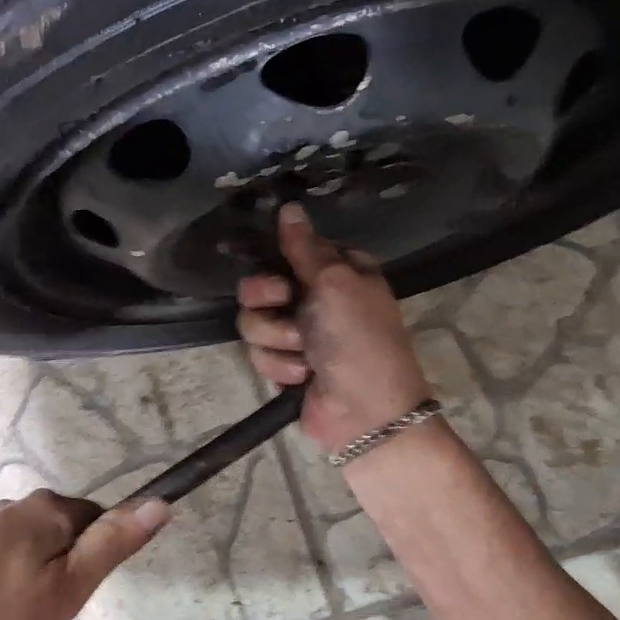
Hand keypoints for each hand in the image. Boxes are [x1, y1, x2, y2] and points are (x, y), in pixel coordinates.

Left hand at [0, 492, 170, 619]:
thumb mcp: (66, 589)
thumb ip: (112, 545)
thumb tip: (160, 502)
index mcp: (50, 508)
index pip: (102, 521)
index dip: (96, 561)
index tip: (74, 595)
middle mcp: (21, 503)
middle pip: (71, 532)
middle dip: (68, 568)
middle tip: (48, 610)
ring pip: (40, 545)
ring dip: (40, 574)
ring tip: (19, 615)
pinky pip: (12, 553)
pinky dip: (14, 577)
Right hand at [237, 203, 433, 452]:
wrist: (366, 413)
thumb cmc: (359, 339)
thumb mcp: (336, 282)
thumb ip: (305, 247)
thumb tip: (289, 206)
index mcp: (338, 270)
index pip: (289, 249)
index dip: (278, 260)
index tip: (278, 269)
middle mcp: (317, 297)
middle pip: (259, 284)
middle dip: (268, 301)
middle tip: (287, 306)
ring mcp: (300, 333)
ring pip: (253, 321)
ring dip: (276, 339)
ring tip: (305, 356)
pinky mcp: (285, 365)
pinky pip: (258, 353)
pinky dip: (279, 366)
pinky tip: (303, 378)